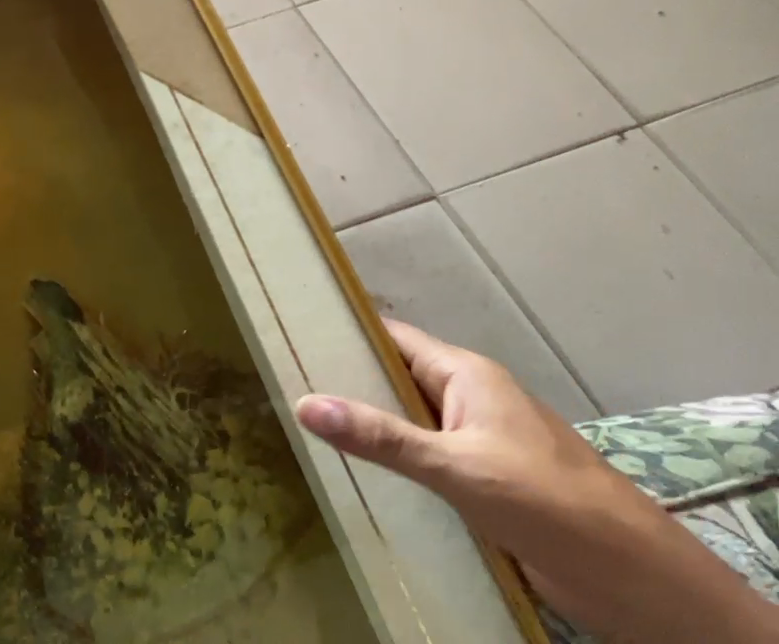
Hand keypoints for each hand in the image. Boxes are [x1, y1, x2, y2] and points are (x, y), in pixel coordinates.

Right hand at [296, 320, 778, 642]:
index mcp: (467, 376)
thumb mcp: (459, 468)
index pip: (389, 336)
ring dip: (360, 423)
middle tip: (275, 379)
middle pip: (390, 376)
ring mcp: (474, 440)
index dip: (341, 329)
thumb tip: (302, 402)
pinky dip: (383, 458)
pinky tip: (346, 469)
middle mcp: (467, 399)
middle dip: (338, 379)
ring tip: (294, 423)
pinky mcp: (478, 480)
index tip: (286, 330)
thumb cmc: (551, 504)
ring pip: (401, 419)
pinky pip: (417, 456)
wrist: (637, 582)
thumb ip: (382, 438)